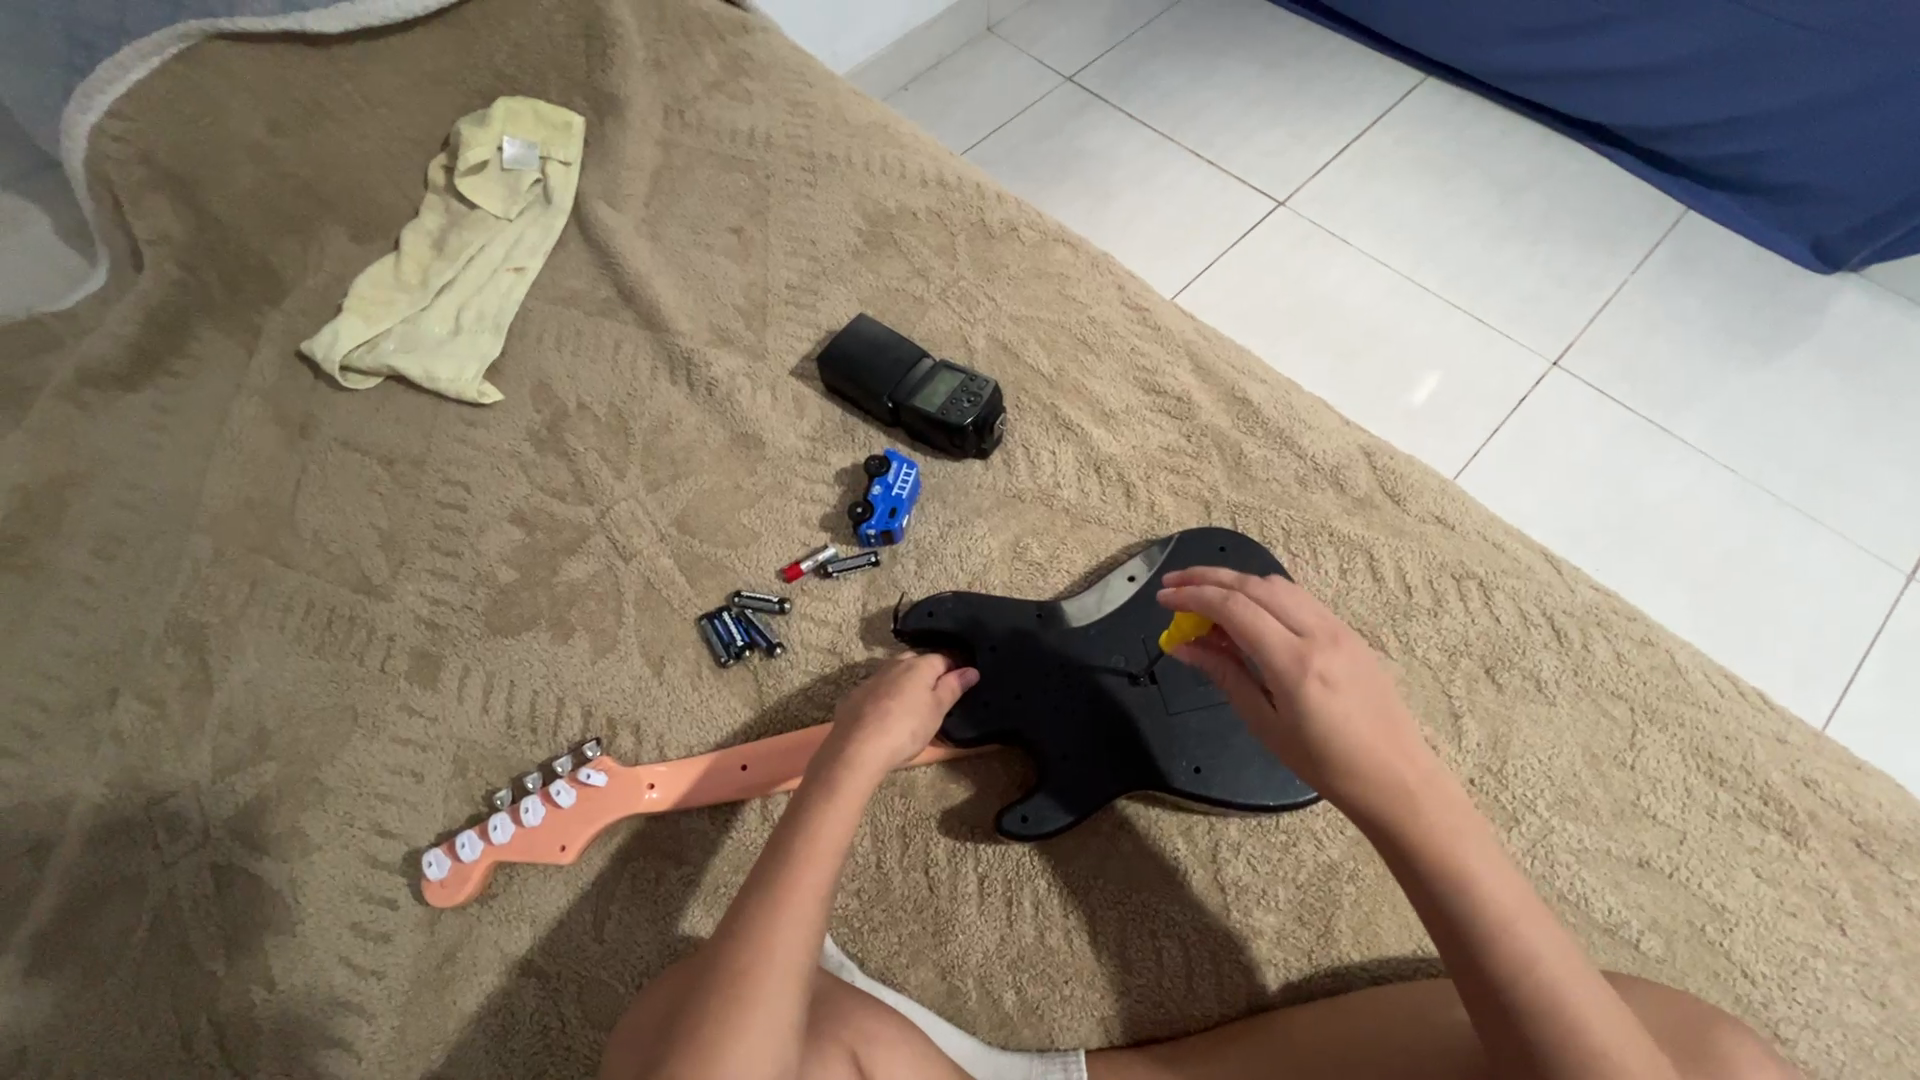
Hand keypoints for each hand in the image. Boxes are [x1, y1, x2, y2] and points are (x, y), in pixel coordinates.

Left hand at [816, 652, 978, 779]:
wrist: (857, 748)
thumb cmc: (906, 728)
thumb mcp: (937, 710)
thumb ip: (953, 687)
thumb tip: (971, 670)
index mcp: (918, 665)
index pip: (943, 658)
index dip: (954, 671)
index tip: (959, 687)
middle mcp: (894, 665)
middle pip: (916, 662)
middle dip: (927, 674)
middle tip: (935, 698)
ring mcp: (871, 679)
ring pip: (894, 675)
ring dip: (904, 685)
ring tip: (911, 709)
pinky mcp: (854, 696)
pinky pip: (876, 691)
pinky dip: (884, 699)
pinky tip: (885, 717)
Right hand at [1157, 567, 1438, 824]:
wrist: (1397, 778)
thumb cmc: (1324, 764)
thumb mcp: (1264, 724)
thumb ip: (1224, 674)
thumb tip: (1182, 645)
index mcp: (1294, 662)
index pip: (1234, 608)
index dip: (1192, 596)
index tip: (1163, 599)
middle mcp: (1319, 633)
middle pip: (1254, 585)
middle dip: (1208, 578)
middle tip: (1172, 584)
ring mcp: (1339, 629)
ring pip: (1278, 585)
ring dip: (1236, 582)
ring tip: (1203, 595)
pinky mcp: (1349, 633)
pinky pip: (1299, 598)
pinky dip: (1263, 594)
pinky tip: (1246, 611)